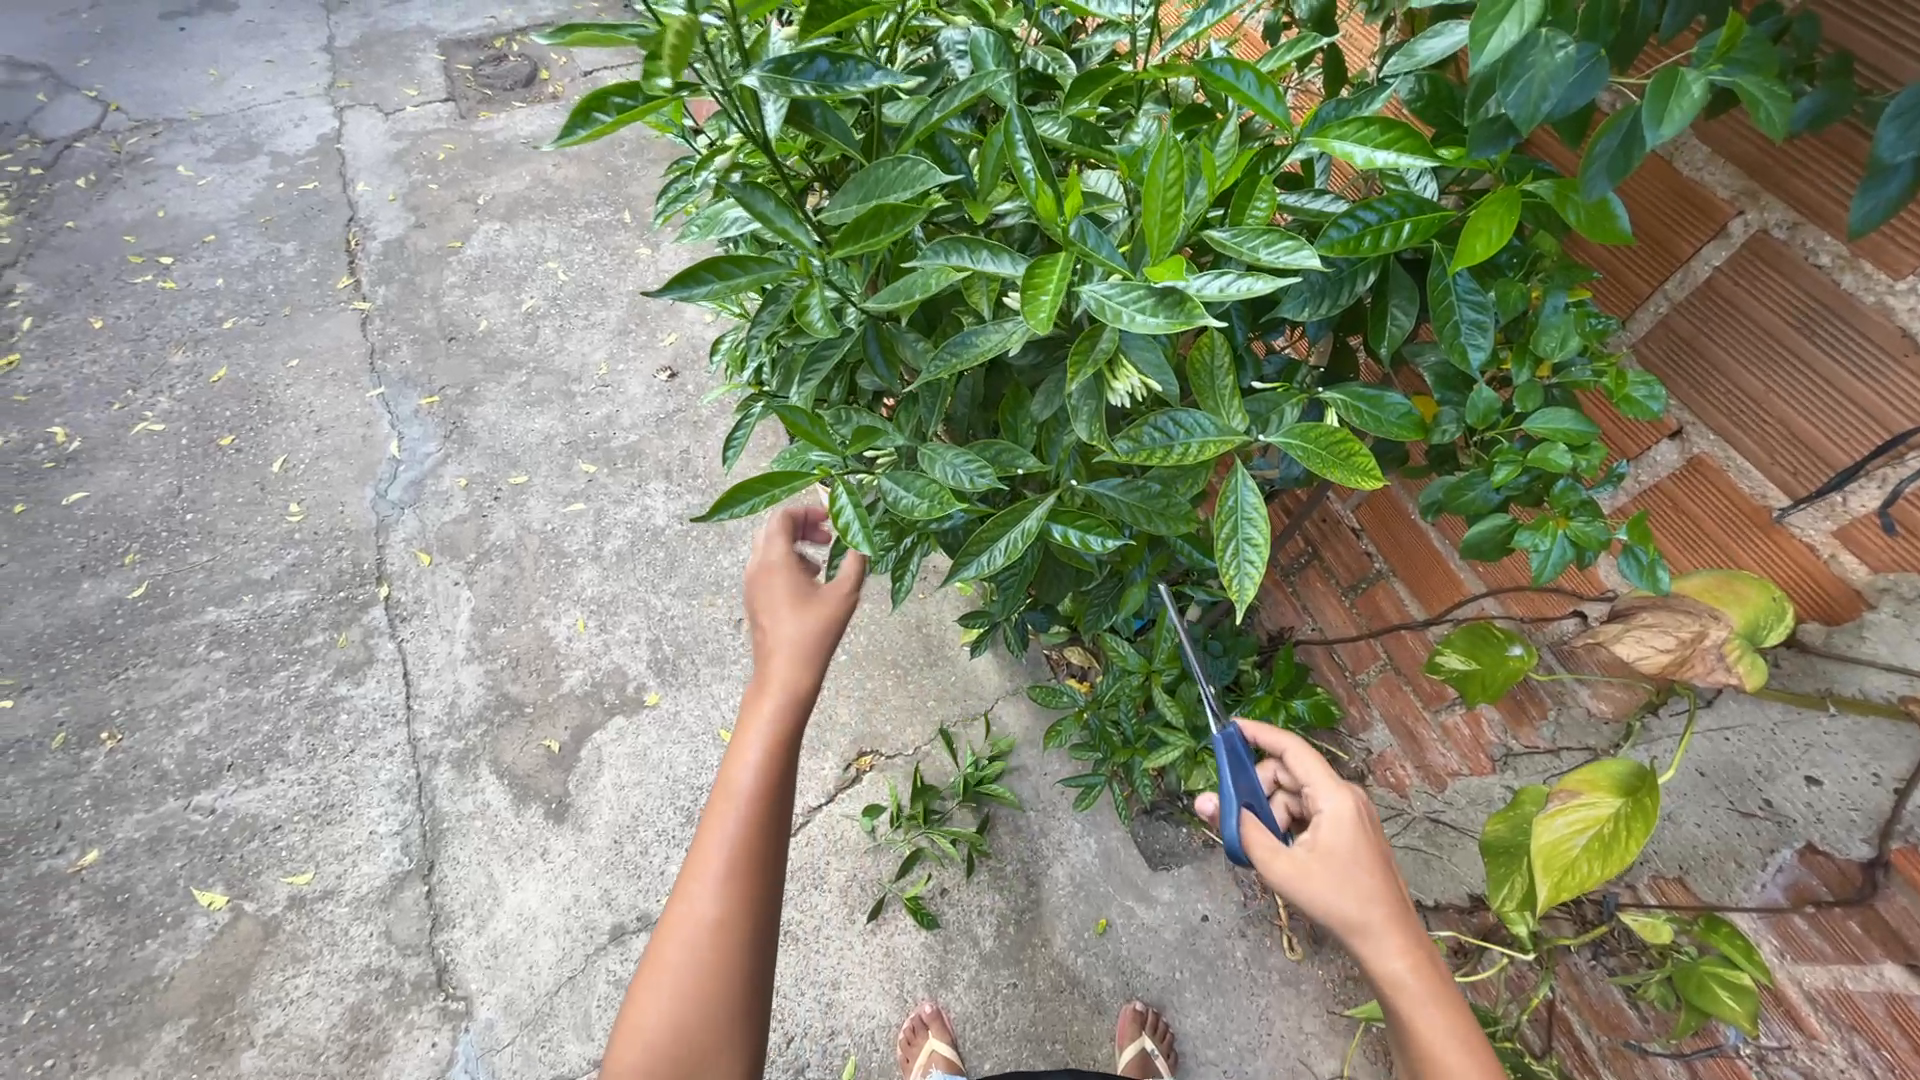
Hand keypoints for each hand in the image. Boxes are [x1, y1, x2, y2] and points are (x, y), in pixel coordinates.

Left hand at [743, 502, 866, 692]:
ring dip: (795, 545)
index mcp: (775, 559)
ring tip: (821, 562)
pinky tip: (809, 583)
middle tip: (827, 537)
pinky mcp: (754, 599)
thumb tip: (862, 544)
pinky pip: (766, 567)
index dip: (807, 512)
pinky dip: (786, 563)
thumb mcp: (844, 594)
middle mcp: (756, 566)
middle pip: (772, 529)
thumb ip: (855, 562)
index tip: (831, 520)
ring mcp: (751, 584)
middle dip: (801, 526)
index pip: (782, 516)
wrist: (785, 674)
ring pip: (768, 548)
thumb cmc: (815, 633)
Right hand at [1194, 720, 1424, 967]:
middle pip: (1288, 774)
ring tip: (1271, 849)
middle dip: (1260, 793)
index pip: (1291, 748)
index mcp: (1334, 796)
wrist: (1389, 941)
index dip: (1259, 734)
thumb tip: (1204, 802)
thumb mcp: (1279, 866)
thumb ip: (1239, 829)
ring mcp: (1350, 809)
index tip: (1230, 729)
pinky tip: (1286, 851)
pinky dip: (1289, 823)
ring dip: (1273, 814)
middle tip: (1244, 823)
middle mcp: (1345, 794)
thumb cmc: (1338, 903)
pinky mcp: (1351, 825)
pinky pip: (1309, 809)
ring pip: (1295, 794)